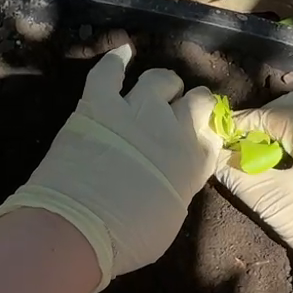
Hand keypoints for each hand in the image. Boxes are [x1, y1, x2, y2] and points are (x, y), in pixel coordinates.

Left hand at [0, 44, 216, 291]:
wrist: (79, 228)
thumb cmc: (128, 239)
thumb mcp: (170, 218)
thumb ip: (178, 187)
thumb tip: (174, 175)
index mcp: (194, 162)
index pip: (213, 135)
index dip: (206, 134)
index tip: (199, 139)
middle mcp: (173, 129)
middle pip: (196, 100)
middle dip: (191, 105)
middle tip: (178, 115)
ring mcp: (135, 110)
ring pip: (159, 79)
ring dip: (162, 84)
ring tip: (156, 91)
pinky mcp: (98, 104)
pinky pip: (109, 71)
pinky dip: (116, 59)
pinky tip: (123, 52)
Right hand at [216, 92, 292, 288]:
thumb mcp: (270, 199)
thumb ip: (237, 173)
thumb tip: (215, 156)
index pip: (270, 114)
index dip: (243, 125)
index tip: (222, 138)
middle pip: (292, 106)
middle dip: (265, 121)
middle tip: (245, 145)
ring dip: (285, 127)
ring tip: (266, 152)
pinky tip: (292, 158)